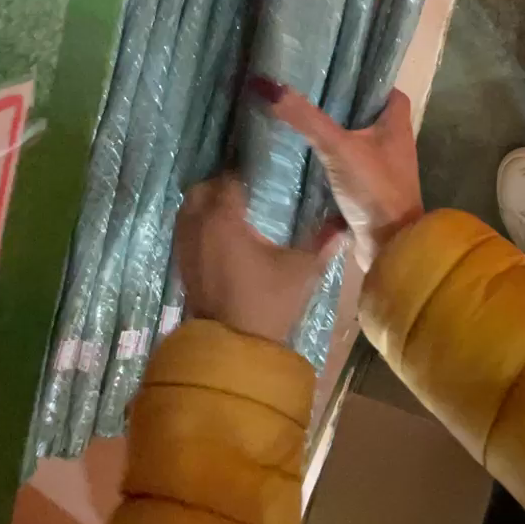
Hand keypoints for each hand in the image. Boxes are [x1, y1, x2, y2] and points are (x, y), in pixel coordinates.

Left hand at [175, 175, 347, 344]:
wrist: (234, 349)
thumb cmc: (268, 302)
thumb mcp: (301, 271)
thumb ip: (321, 243)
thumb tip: (343, 224)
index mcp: (224, 219)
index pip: (228, 180)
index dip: (243, 174)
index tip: (260, 175)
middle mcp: (198, 226)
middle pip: (202, 189)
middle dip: (220, 185)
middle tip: (244, 192)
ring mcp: (185, 246)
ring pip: (188, 209)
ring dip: (204, 204)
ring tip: (230, 211)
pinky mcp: (181, 265)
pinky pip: (184, 230)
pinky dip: (196, 224)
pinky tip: (218, 236)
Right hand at [250, 75, 423, 269]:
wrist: (390, 246)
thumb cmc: (375, 189)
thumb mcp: (338, 148)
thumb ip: (306, 119)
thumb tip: (270, 87)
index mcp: (396, 122)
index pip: (382, 87)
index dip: (360, 78)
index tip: (329, 70)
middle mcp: (393, 140)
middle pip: (363, 112)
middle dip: (337, 104)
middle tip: (302, 91)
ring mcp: (381, 165)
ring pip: (352, 138)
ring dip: (330, 132)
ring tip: (295, 118)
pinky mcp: (368, 188)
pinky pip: (345, 163)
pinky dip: (327, 158)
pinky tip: (301, 154)